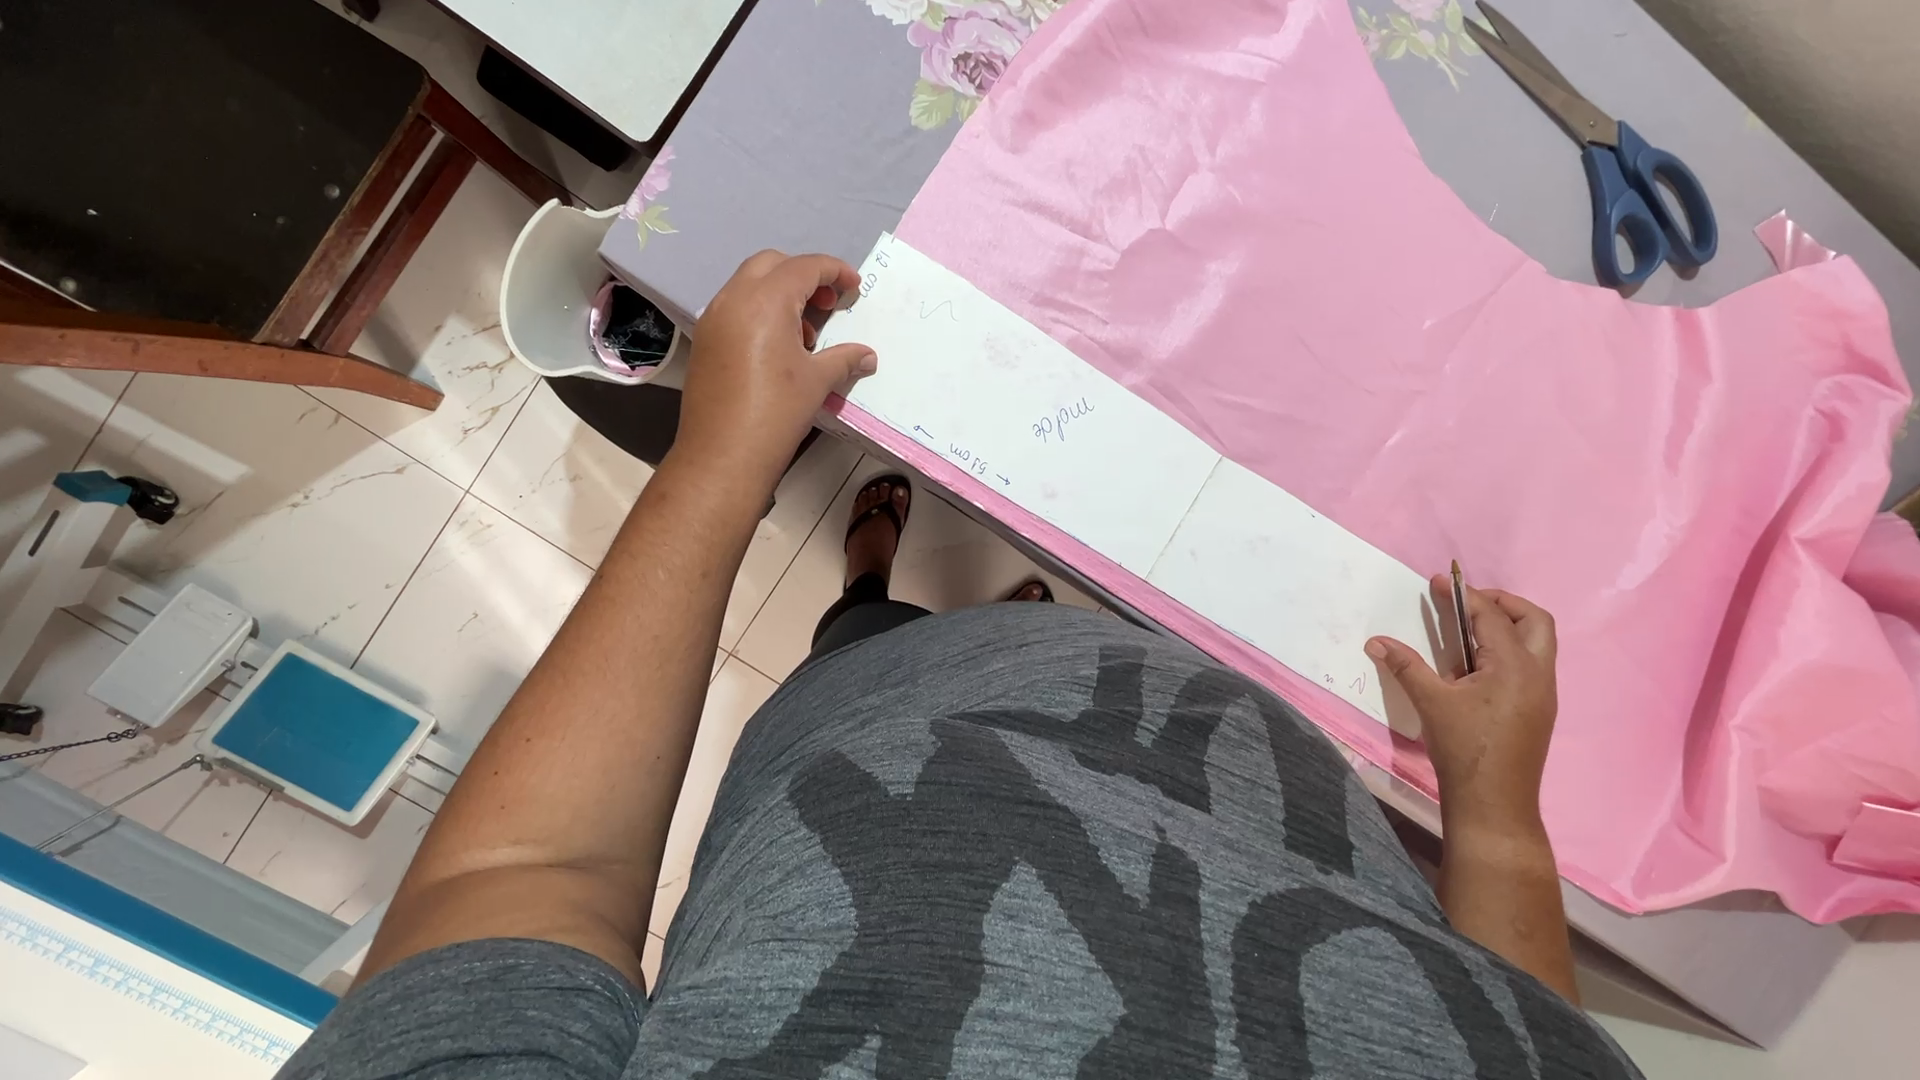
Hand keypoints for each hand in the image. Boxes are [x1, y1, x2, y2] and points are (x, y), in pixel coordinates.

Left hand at [675, 250, 876, 492]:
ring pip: (749, 284)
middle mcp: (734, 299)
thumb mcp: (818, 382)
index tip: (853, 286)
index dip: (834, 271)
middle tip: (828, 305)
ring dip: (781, 294)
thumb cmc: (776, 412)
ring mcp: (714, 318)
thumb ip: (844, 359)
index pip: (804, 267)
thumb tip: (867, 356)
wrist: (723, 454)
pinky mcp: (705, 340)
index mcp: (765, 301)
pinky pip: (735, 308)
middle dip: (804, 276)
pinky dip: (760, 312)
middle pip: (772, 264)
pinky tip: (778, 349)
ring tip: (805, 335)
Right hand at [1366, 581, 1558, 839]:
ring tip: (1468, 628)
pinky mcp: (1538, 706)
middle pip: (1534, 620)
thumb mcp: (1430, 702)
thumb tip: (1376, 641)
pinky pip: (1531, 662)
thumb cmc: (1463, 747)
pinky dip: (1508, 648)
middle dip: (1502, 602)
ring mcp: (1543, 691)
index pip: (1491, 617)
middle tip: (1467, 601)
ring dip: (1507, 625)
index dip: (1464, 595)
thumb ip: (1406, 666)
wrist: (1494, 800)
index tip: (1438, 582)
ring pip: (1538, 642)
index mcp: (1514, 666)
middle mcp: (1538, 672)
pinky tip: (1475, 662)